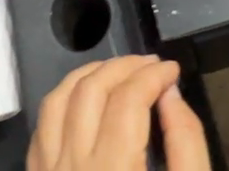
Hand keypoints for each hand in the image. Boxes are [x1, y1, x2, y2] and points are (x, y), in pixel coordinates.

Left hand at [28, 56, 207, 170]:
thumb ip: (187, 146)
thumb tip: (171, 95)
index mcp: (113, 170)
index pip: (128, 99)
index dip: (152, 75)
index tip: (172, 71)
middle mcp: (72, 165)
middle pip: (91, 91)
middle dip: (124, 67)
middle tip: (151, 66)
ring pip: (59, 100)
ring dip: (90, 75)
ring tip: (119, 74)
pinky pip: (42, 127)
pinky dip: (64, 101)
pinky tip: (86, 101)